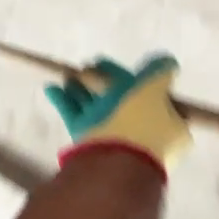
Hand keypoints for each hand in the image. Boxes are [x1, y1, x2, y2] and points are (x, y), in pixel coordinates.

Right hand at [45, 54, 190, 174]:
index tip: (104, 63)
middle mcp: (141, 128)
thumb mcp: (151, 92)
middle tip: (84, 67)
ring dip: (80, 89)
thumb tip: (167, 59)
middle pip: (119, 99)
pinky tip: (51, 88)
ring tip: (65, 74)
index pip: (150, 94)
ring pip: (96, 106)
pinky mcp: (89, 139)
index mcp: (166, 122)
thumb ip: (157, 74)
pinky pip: (76, 116)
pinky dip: (64, 101)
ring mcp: (115, 135)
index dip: (129, 76)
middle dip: (100, 81)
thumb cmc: (137, 123)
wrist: (113, 159)